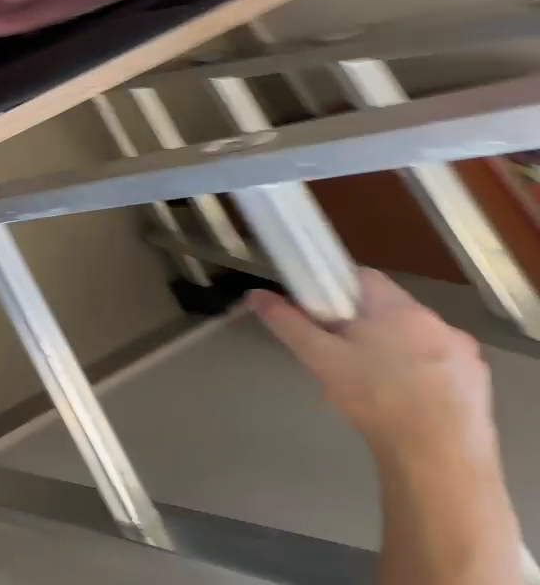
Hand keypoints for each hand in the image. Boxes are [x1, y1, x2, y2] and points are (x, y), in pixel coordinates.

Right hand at [249, 269, 495, 459]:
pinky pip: (435, 362)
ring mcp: (466, 357)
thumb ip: (286, 321)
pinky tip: (398, 395)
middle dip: (359, 322)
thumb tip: (256, 295)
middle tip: (335, 348)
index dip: (334, 287)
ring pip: (411, 337)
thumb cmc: (375, 398)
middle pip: (387, 308)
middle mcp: (441, 326)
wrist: (438, 458)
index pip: (362, 277)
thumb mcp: (318, 356)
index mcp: (403, 311)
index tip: (317, 310)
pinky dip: (414, 369)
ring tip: (366, 376)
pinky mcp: (479, 384)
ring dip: (388, 346)